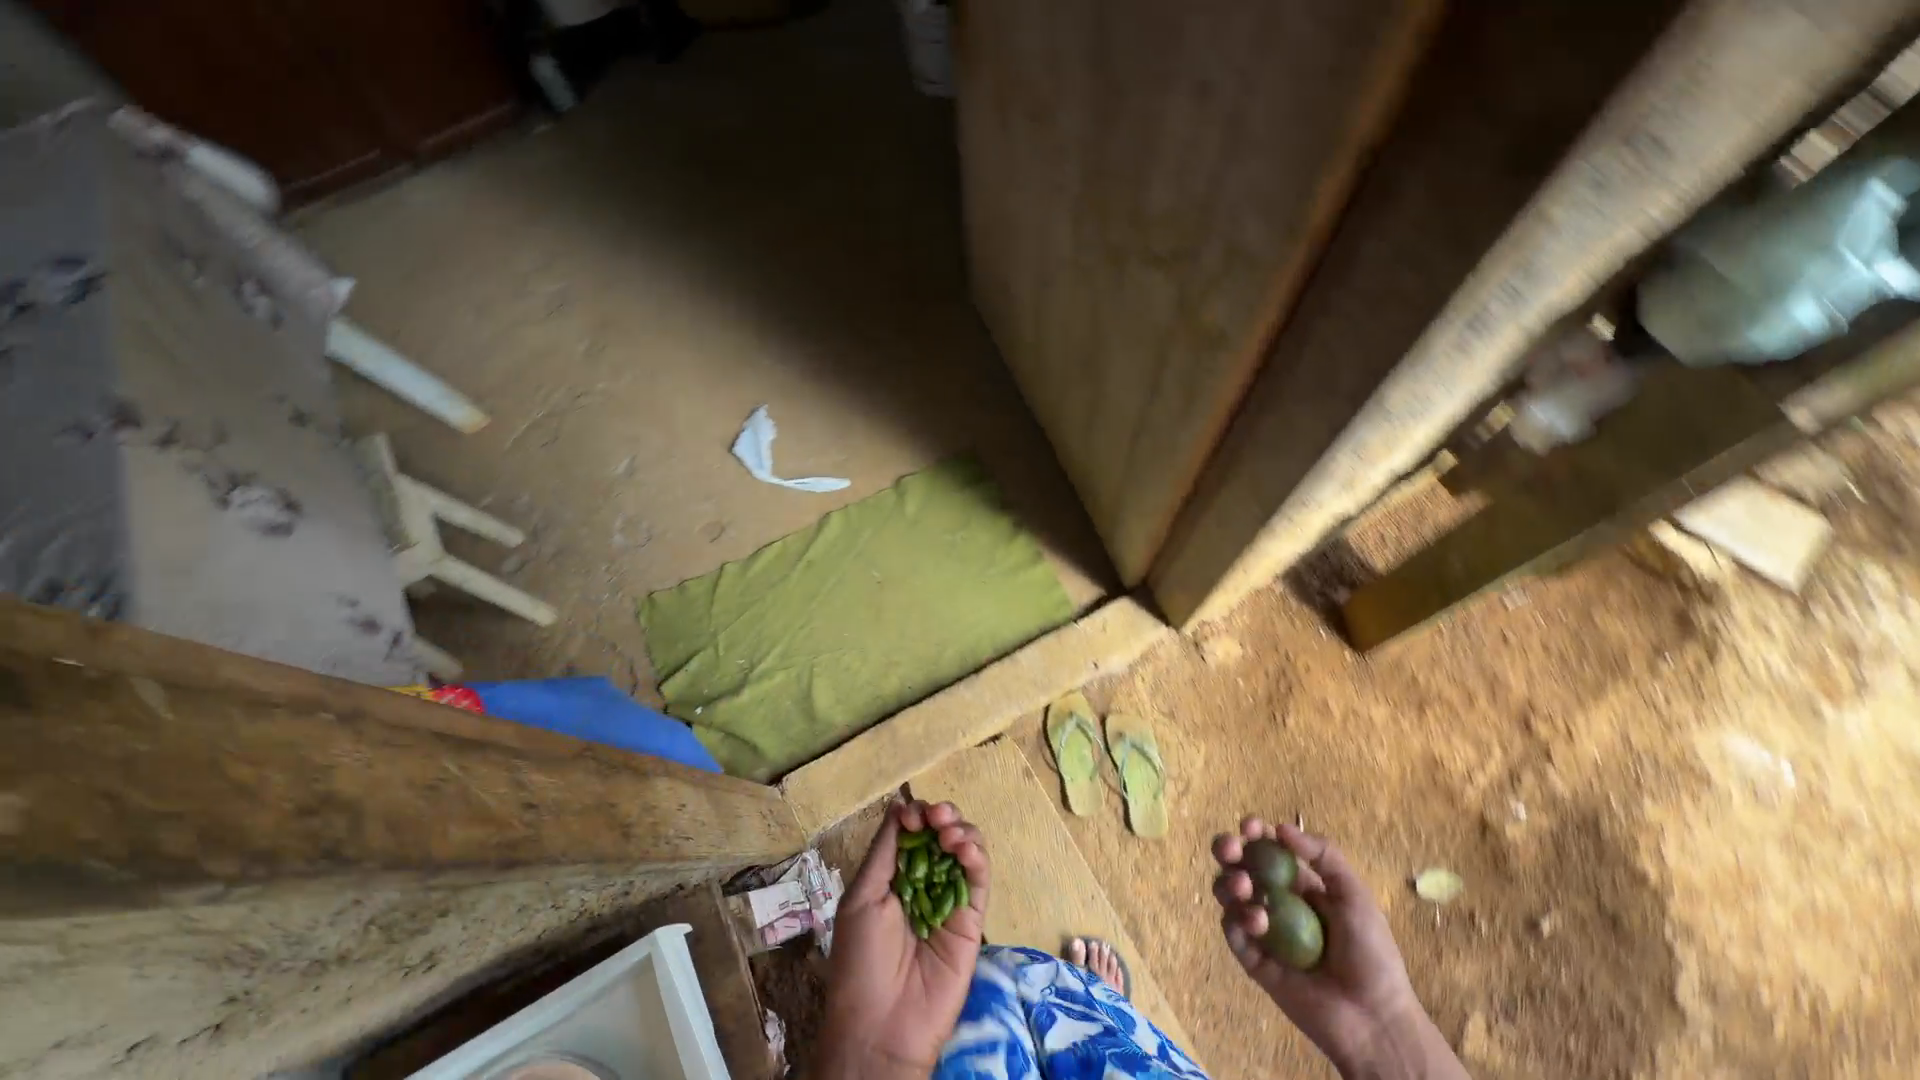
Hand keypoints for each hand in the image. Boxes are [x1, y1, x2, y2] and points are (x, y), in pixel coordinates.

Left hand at [819, 799, 989, 1079]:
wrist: (880, 1024)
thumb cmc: (860, 959)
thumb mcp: (862, 897)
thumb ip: (885, 851)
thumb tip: (900, 805)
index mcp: (893, 876)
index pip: (913, 833)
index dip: (916, 816)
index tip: (913, 817)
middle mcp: (924, 883)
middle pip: (943, 835)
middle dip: (942, 816)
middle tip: (937, 818)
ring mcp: (950, 900)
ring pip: (966, 851)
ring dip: (961, 831)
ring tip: (950, 835)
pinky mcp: (972, 919)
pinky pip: (980, 880)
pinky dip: (977, 855)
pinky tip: (964, 848)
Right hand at [1212, 819, 1463, 1078]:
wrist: (1372, 1017)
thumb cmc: (1371, 953)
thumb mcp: (1355, 895)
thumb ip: (1323, 855)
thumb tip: (1280, 828)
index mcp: (1301, 886)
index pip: (1269, 851)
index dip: (1255, 835)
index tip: (1249, 827)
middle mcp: (1277, 904)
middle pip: (1240, 868)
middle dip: (1229, 852)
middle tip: (1230, 850)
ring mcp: (1263, 933)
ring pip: (1229, 897)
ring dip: (1230, 884)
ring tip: (1245, 888)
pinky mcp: (1254, 961)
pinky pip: (1232, 934)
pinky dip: (1236, 921)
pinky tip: (1257, 923)